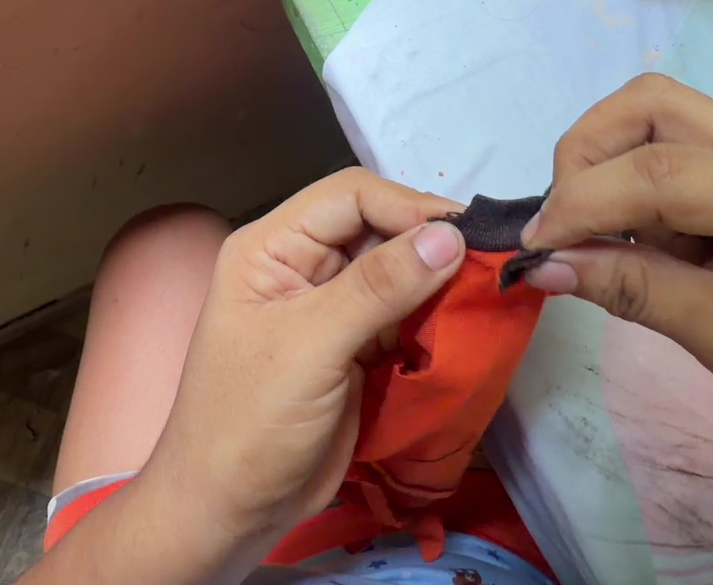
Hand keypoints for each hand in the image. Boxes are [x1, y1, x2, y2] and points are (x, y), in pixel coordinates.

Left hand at [141, 168, 465, 557]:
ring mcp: (329, 304)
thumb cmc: (248, 423)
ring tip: (481, 288)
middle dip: (427, 241)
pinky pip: (401, 312)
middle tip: (485, 260)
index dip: (406, 206)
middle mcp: (302, 263)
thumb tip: (450, 235)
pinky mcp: (353, 342)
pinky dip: (431, 316)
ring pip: (395, 269)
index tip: (463, 233)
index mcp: (273, 245)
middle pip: (376, 227)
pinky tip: (459, 322)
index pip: (349, 196)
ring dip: (436, 279)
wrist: (227, 515)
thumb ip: (379, 287)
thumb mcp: (310, 347)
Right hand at [520, 74, 712, 470]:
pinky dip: (629, 183)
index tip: (535, 247)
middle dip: (588, 151)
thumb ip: (635, 292)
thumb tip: (544, 263)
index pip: (665, 171)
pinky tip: (630, 237)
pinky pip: (672, 150)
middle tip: (564, 223)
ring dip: (604, 161)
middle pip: (656, 104)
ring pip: (658, 115)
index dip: (585, 200)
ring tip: (594, 233)